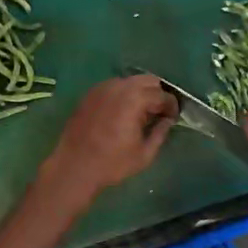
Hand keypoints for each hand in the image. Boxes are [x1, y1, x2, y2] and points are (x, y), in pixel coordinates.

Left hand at [38, 76, 177, 204]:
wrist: (74, 167)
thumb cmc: (112, 163)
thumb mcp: (144, 154)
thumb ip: (160, 132)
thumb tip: (167, 120)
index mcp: (134, 100)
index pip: (162, 95)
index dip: (172, 106)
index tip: (173, 118)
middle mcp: (119, 87)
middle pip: (148, 80)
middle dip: (157, 94)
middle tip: (159, 113)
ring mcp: (102, 88)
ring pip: (130, 81)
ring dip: (140, 93)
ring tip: (141, 113)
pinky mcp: (90, 94)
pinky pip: (114, 87)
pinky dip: (124, 94)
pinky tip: (122, 112)